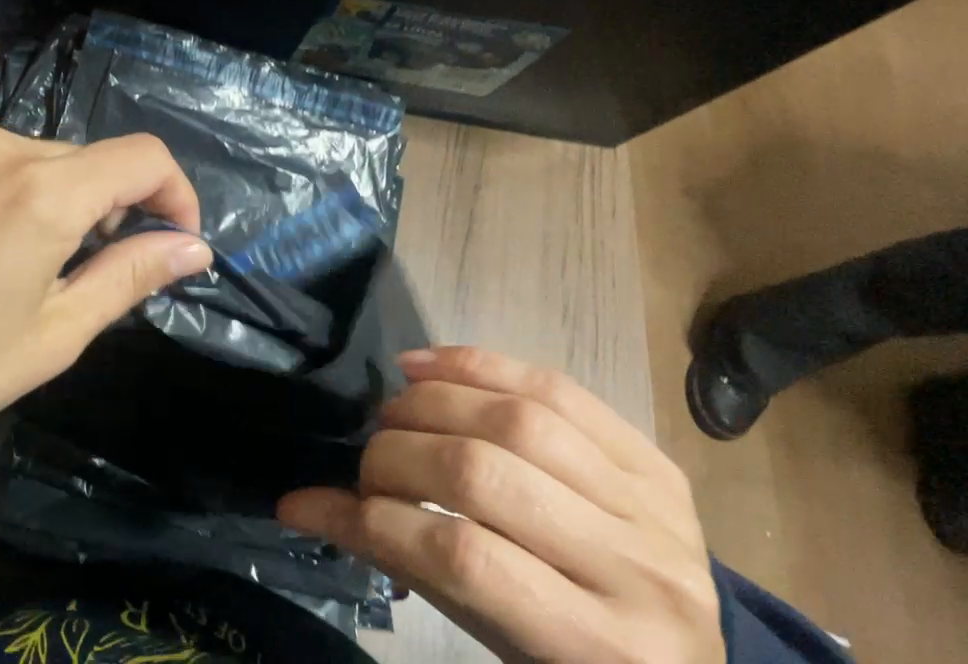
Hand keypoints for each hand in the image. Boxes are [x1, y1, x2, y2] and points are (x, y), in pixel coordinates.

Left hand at [0, 127, 211, 472]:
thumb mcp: (54, 335)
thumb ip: (129, 275)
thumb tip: (192, 246)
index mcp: (44, 192)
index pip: (141, 157)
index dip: (173, 193)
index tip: (169, 237)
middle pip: (78, 160)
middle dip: (101, 205)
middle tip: (80, 270)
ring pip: (18, 158)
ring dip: (37, 198)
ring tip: (8, 263)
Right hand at [278, 347, 724, 663]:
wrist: (696, 662)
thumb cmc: (572, 660)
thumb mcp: (495, 638)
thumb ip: (409, 565)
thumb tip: (303, 504)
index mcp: (597, 643)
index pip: (460, 557)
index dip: (371, 521)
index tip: (306, 503)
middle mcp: (637, 570)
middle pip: (482, 474)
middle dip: (394, 456)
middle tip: (364, 464)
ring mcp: (655, 506)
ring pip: (517, 419)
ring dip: (429, 404)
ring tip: (391, 415)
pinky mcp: (654, 459)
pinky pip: (555, 386)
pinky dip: (475, 364)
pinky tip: (421, 367)